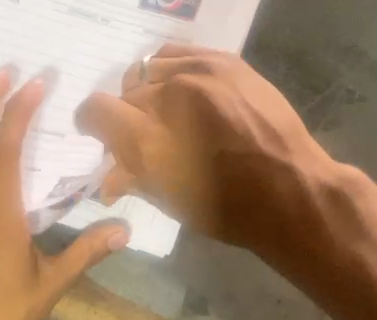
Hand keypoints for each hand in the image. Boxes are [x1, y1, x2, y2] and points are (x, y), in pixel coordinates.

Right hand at [76, 45, 336, 252]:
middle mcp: (167, 96)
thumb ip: (134, 180)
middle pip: (125, 94)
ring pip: (150, 69)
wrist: (286, 189)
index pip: (96, 111)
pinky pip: (179, 53)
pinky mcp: (224, 61)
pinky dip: (171, 71)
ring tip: (164, 113)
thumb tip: (110, 180)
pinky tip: (182, 91)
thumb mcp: (170, 201)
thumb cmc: (224, 210)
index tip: (96, 132)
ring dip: (148, 91)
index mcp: (147, 140)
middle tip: (140, 139)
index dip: (90, 122)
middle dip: (126, 117)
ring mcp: (198, 72)